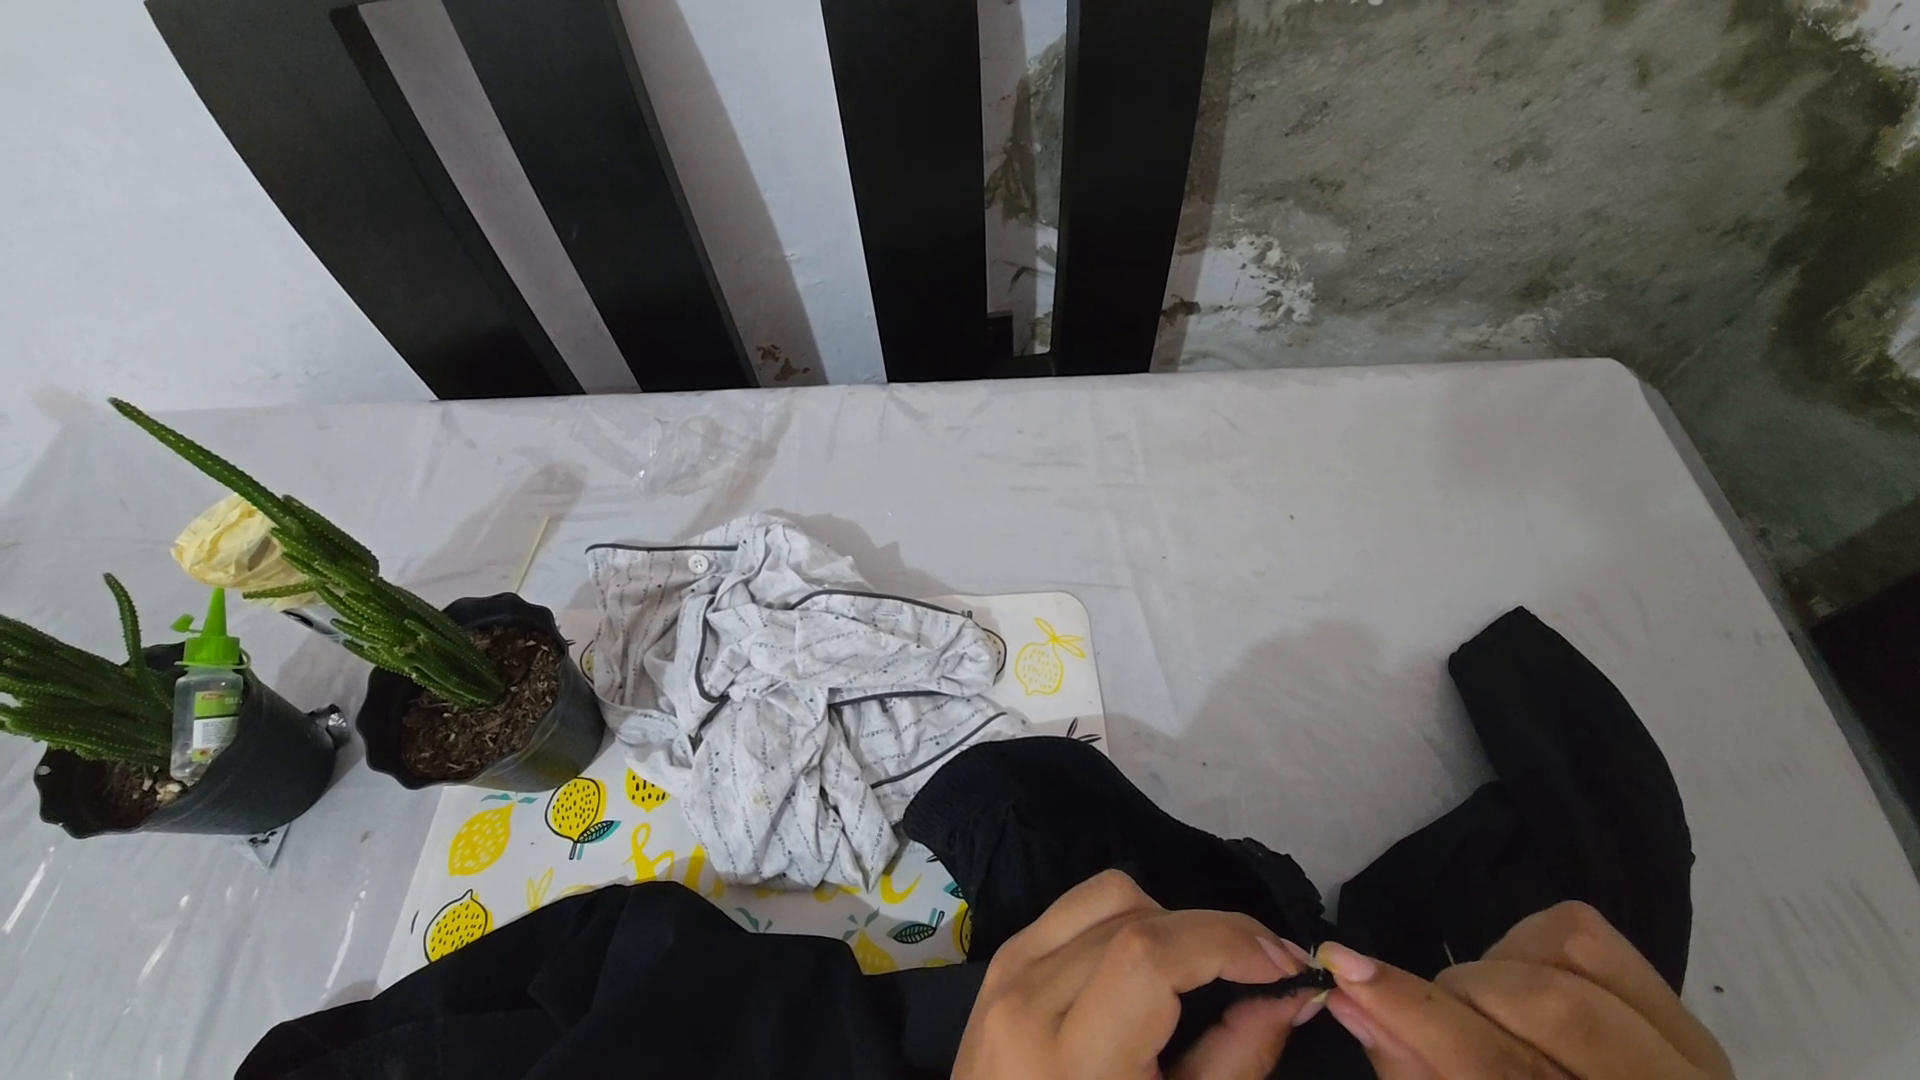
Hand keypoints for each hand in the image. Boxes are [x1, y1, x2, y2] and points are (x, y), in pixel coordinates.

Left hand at [952, 869, 1325, 1079]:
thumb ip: (1238, 1056)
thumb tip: (1290, 991)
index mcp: (1073, 1058)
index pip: (1148, 956)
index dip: (1225, 942)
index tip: (1286, 962)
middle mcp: (1030, 996)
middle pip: (1134, 918)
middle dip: (1216, 930)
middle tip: (1268, 961)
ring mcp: (1009, 968)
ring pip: (1107, 895)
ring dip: (1171, 918)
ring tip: (1202, 966)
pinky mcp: (1004, 956)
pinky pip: (1077, 905)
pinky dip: (1127, 916)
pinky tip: (1148, 958)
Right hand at [1320, 901, 1734, 1078]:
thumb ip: (1410, 1069)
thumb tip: (1348, 995)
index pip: (1500, 1070)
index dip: (1417, 1013)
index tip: (1342, 965)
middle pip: (1549, 1004)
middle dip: (1459, 993)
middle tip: (1425, 1009)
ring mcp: (1694, 1059)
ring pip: (1574, 954)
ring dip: (1497, 970)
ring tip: (1485, 1008)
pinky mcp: (1686, 1020)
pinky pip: (1588, 937)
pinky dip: (1531, 947)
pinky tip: (1525, 989)